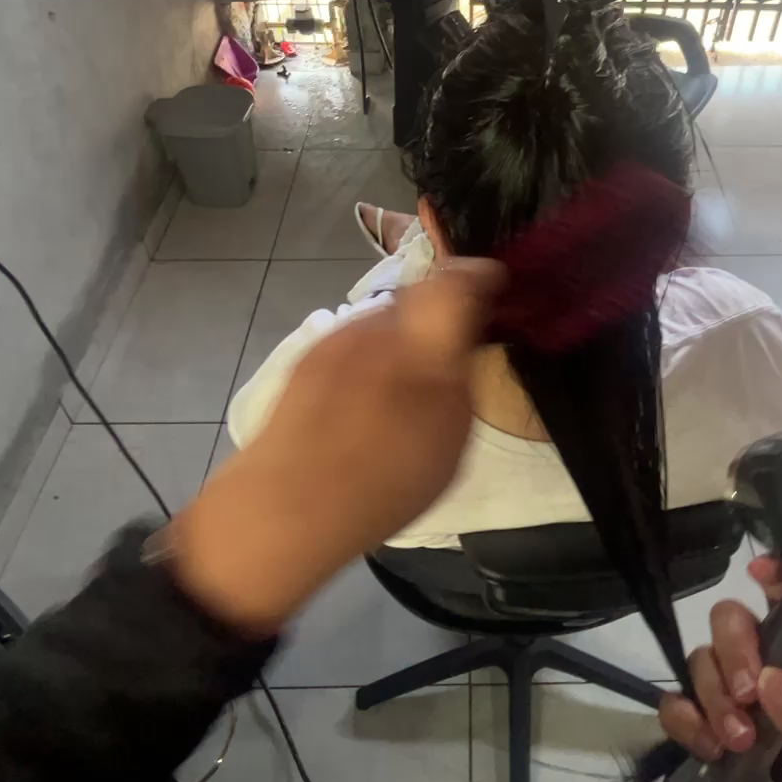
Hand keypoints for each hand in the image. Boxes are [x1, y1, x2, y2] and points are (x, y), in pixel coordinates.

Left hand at [163, 258, 503, 634]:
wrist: (287, 503)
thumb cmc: (386, 480)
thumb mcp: (451, 437)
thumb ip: (462, 375)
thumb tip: (464, 340)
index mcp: (425, 344)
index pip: (458, 281)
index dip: (480, 277)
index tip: (494, 286)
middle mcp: (379, 325)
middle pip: (421, 297)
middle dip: (442, 314)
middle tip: (453, 353)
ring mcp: (339, 336)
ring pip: (387, 319)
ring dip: (406, 337)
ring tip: (408, 385)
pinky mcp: (310, 354)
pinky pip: (358, 340)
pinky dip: (375, 355)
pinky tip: (369, 397)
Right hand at [657, 557, 781, 781]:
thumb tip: (770, 679)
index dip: (775, 577)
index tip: (760, 572)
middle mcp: (761, 671)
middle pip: (729, 622)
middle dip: (733, 651)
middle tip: (748, 696)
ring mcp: (725, 699)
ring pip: (699, 658)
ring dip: (712, 695)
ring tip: (737, 743)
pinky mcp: (696, 730)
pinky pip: (672, 702)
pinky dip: (682, 719)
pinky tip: (706, 747)